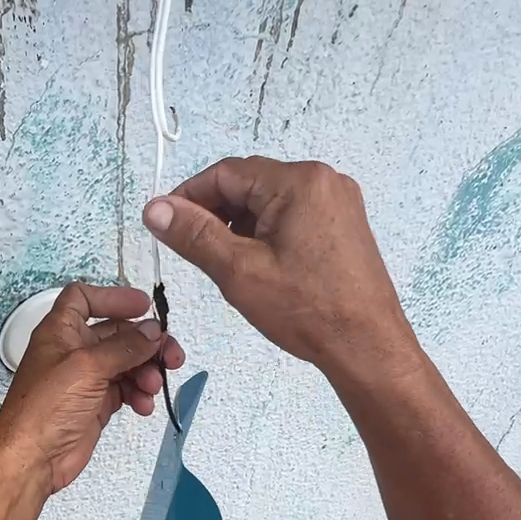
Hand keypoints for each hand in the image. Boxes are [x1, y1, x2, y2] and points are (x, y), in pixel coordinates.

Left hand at [0, 283, 185, 493]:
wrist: (34, 458)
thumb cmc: (46, 406)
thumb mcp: (88, 367)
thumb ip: (124, 347)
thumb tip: (153, 331)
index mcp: (61, 331)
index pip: (83, 299)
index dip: (112, 297)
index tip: (143, 306)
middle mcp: (73, 351)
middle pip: (116, 334)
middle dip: (145, 343)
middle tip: (171, 356)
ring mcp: (85, 379)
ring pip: (126, 363)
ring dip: (146, 372)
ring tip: (154, 386)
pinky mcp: (96, 404)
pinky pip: (126, 389)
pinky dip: (138, 394)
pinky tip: (144, 405)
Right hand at [144, 157, 419, 381]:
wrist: (366, 345)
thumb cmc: (304, 310)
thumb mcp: (238, 271)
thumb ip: (193, 234)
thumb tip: (154, 208)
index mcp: (298, 182)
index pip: (225, 173)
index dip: (187, 196)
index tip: (163, 225)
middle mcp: (322, 180)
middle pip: (247, 184)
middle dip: (212, 212)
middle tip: (190, 249)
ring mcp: (337, 202)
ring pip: (267, 201)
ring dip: (236, 225)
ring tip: (222, 263)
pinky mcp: (342, 225)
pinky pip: (289, 215)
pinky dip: (262, 233)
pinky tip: (254, 264)